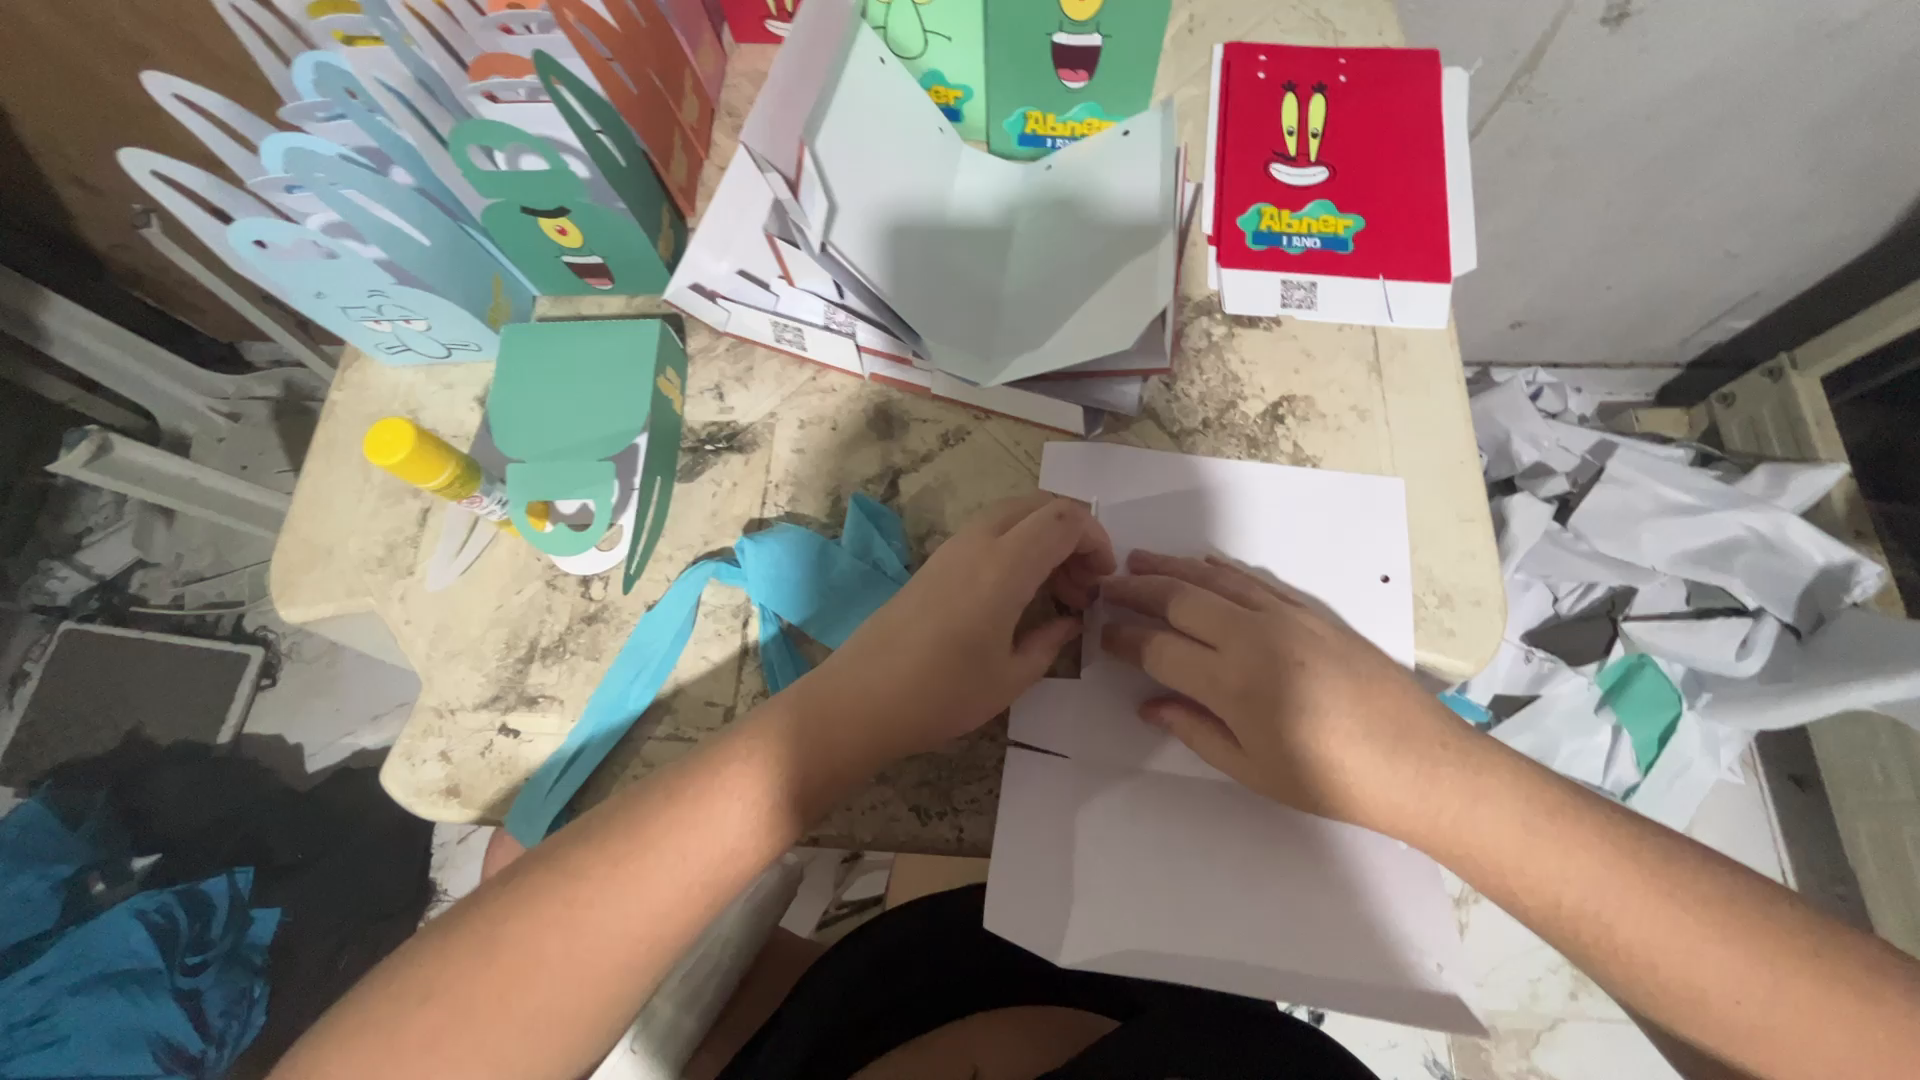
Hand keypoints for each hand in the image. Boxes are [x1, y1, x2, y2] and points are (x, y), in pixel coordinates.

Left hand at [799, 493, 1114, 762]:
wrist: (860, 699)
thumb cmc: (941, 694)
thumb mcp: (1010, 678)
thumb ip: (1050, 641)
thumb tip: (1070, 621)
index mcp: (1004, 565)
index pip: (1065, 519)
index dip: (1097, 540)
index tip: (1104, 581)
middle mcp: (978, 542)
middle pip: (1040, 505)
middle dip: (1074, 533)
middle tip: (1083, 585)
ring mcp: (952, 548)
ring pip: (1013, 515)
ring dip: (1044, 539)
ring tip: (1056, 594)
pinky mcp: (935, 562)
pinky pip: (989, 532)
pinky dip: (1017, 547)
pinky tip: (1018, 595)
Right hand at [1099, 550, 1470, 835]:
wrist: (1419, 762)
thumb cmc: (1327, 779)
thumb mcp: (1250, 768)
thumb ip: (1193, 730)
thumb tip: (1148, 705)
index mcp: (1230, 682)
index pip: (1158, 648)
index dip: (1125, 640)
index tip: (1103, 635)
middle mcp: (1251, 637)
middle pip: (1178, 600)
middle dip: (1135, 591)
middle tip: (1105, 587)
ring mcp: (1283, 617)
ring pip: (1212, 580)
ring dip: (1170, 568)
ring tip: (1136, 561)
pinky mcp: (1311, 612)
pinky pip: (1253, 580)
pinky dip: (1219, 570)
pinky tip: (1202, 564)